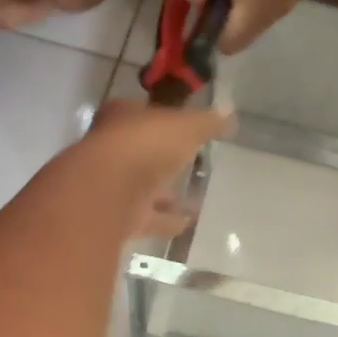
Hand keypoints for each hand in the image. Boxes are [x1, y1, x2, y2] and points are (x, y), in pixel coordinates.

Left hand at [74, 101, 234, 237]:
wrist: (107, 193)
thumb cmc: (144, 146)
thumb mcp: (185, 126)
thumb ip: (207, 122)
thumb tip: (230, 112)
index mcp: (121, 118)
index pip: (141, 114)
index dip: (160, 121)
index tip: (181, 130)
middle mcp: (111, 150)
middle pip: (139, 153)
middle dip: (161, 161)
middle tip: (188, 167)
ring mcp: (112, 187)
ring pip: (142, 189)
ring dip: (165, 196)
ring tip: (194, 202)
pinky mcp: (117, 218)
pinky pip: (147, 218)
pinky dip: (166, 221)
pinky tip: (187, 224)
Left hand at [186, 0, 337, 53]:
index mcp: (258, 2)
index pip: (229, 44)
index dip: (207, 33)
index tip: (194, 7)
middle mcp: (274, 12)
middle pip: (239, 36)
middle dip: (218, 19)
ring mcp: (287, 3)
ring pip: (250, 22)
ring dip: (232, 6)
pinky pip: (262, 8)